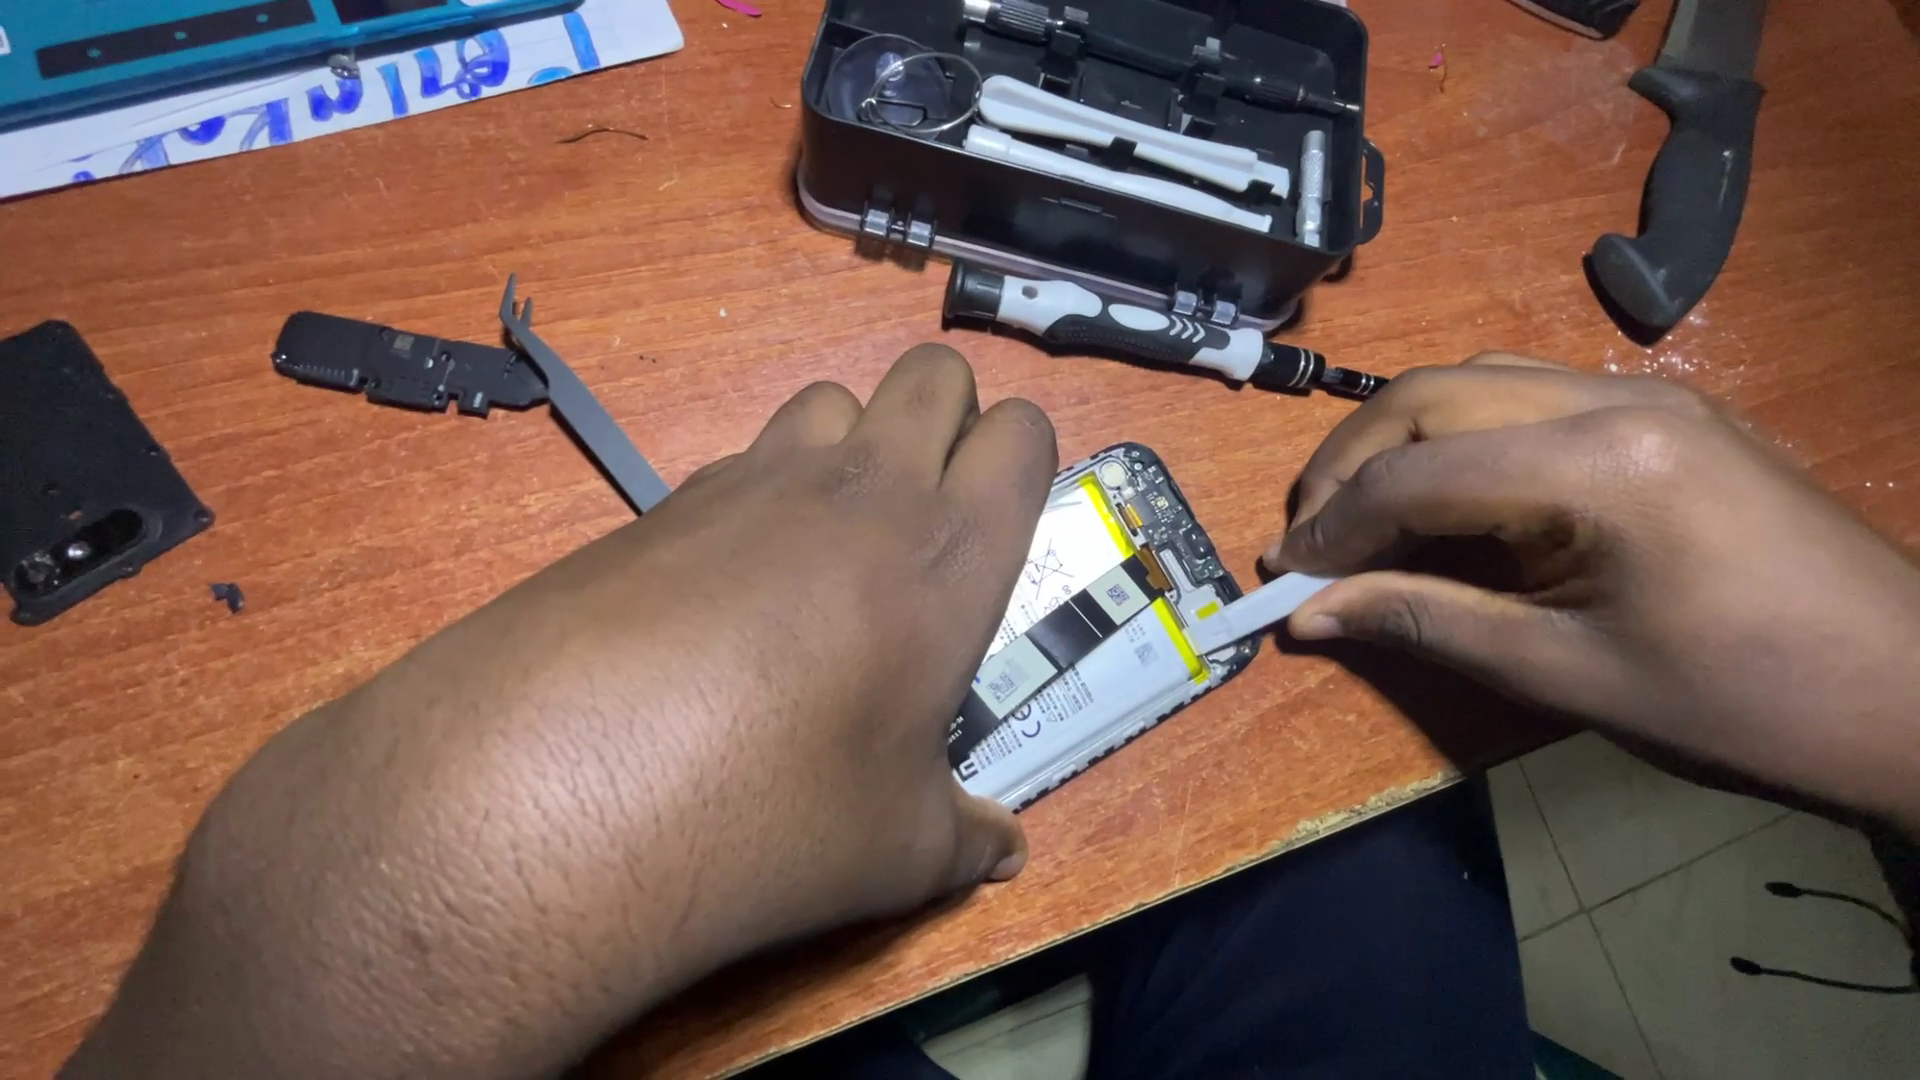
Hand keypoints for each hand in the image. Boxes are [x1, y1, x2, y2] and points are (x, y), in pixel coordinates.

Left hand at [68, 345, 1056, 1079]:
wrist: (558, 785)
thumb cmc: (774, 809)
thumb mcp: (896, 849)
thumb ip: (966, 839)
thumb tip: (1005, 856)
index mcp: (950, 552)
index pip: (1023, 433)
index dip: (1026, 455)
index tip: (1006, 512)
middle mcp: (865, 488)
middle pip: (935, 372)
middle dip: (951, 414)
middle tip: (931, 506)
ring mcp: (759, 476)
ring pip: (836, 395)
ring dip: (854, 440)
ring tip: (834, 534)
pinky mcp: (668, 494)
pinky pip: (745, 454)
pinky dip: (764, 487)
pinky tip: (732, 576)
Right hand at [1266, 354, 1919, 832]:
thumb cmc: (1743, 703)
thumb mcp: (1559, 672)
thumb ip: (1421, 621)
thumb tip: (1307, 614)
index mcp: (1601, 467)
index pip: (1413, 475)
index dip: (1332, 527)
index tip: (1285, 575)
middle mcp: (1614, 400)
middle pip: (1423, 399)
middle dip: (1342, 469)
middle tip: (1308, 537)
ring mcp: (1639, 393)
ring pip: (1461, 382)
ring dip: (1387, 440)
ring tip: (1354, 510)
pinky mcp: (1651, 408)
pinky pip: (1509, 394)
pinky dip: (1443, 434)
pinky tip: (1435, 488)